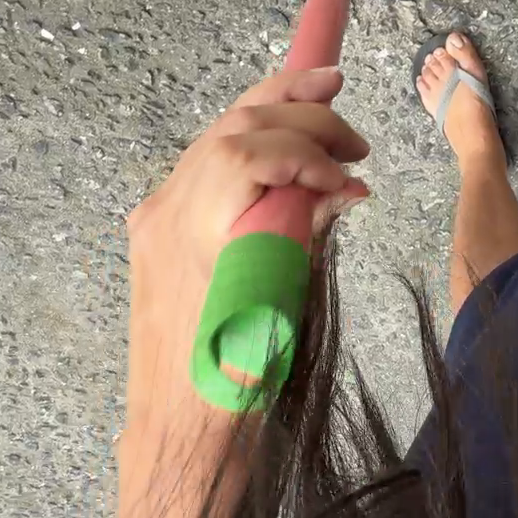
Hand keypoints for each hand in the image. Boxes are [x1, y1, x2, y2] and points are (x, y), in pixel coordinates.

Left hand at [124, 66, 369, 437]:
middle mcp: (166, 207)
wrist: (182, 426)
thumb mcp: (284, 299)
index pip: (251, 149)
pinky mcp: (164, 223)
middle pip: (236, 125)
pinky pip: (213, 159)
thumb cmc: (237, 377)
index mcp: (193, 228)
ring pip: (219, 131)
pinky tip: (288, 135)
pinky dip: (258, 139)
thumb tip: (344, 189)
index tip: (350, 181)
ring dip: (278, 108)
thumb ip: (307, 230)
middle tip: (357, 141)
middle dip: (304, 115)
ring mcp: (159, 212)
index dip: (310, 152)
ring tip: (327, 90)